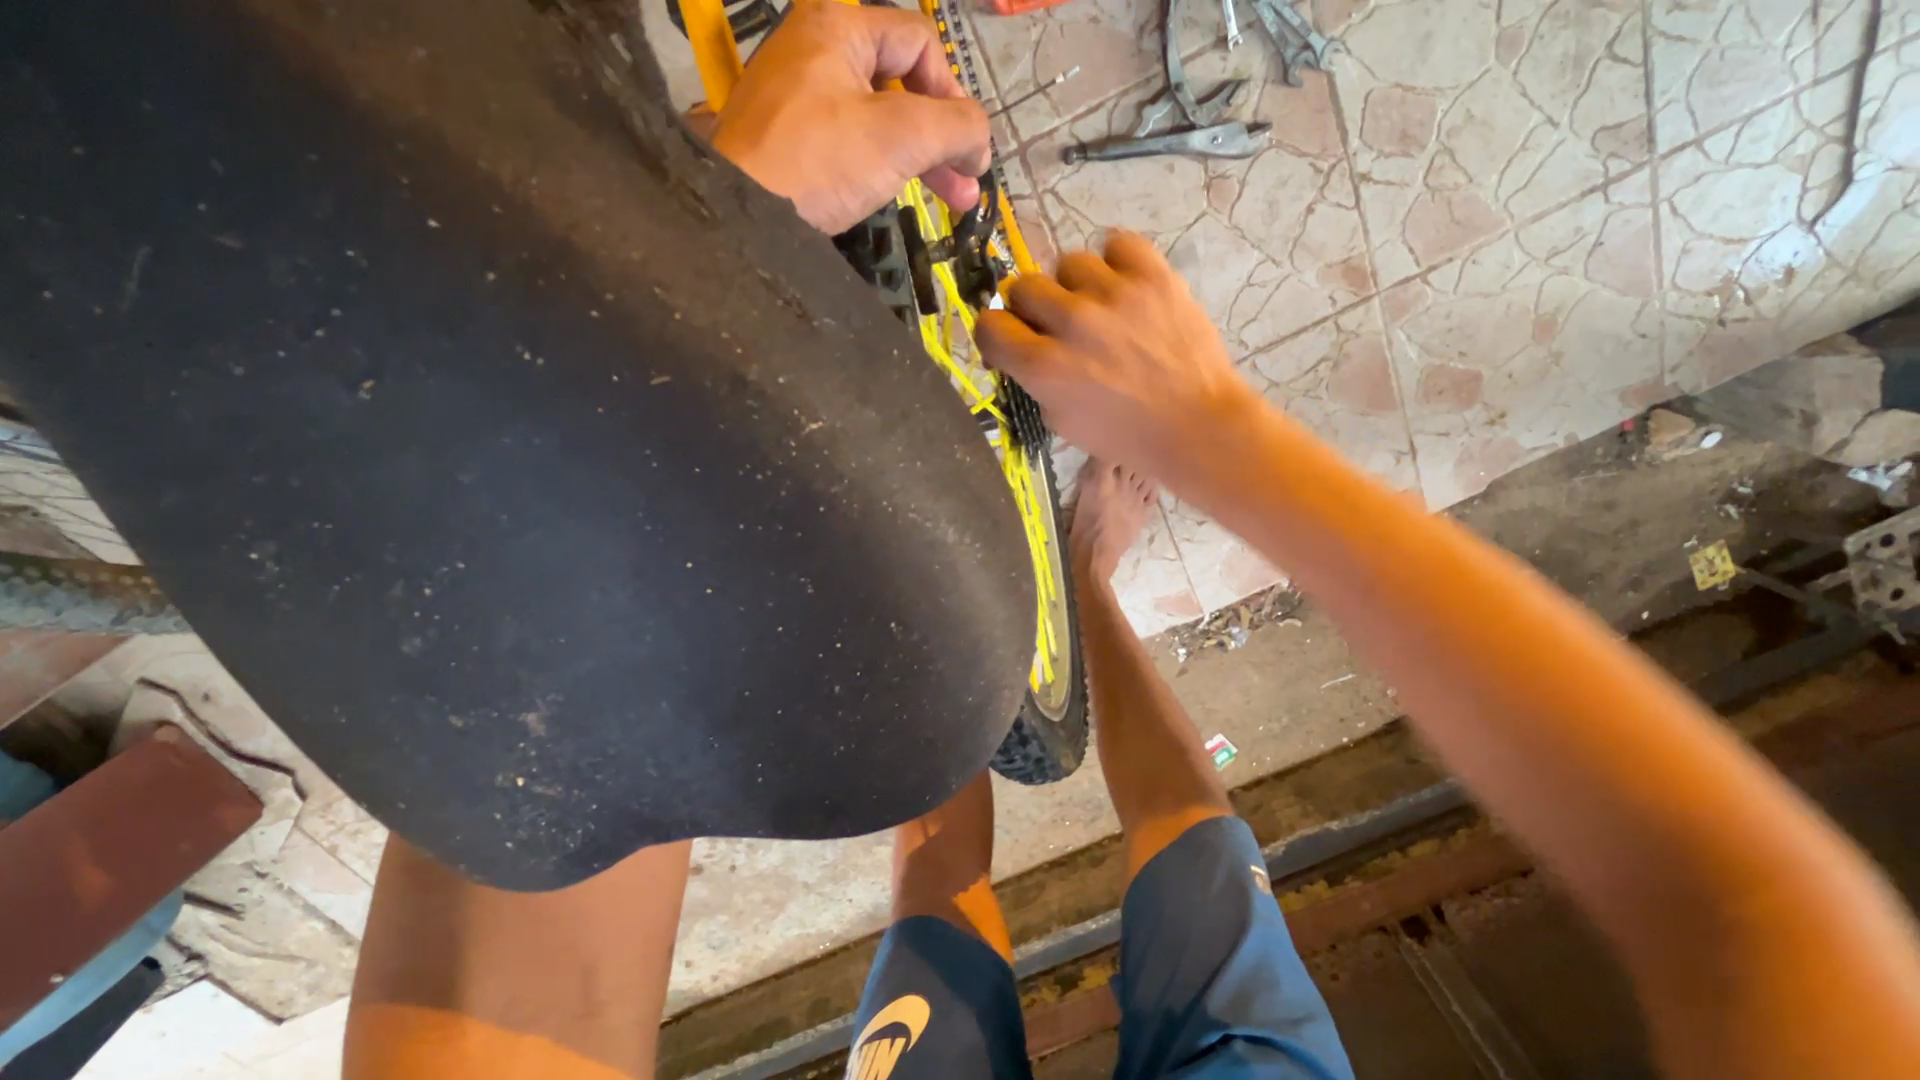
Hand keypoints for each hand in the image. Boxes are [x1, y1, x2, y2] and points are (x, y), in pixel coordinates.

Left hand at [710, 1, 991, 234]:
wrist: (740, 214)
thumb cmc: (820, 162)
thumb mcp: (901, 137)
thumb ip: (956, 126)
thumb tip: (980, 138)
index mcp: (838, 26)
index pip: (921, 44)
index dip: (954, 94)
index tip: (968, 148)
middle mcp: (816, 48)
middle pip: (902, 81)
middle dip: (943, 135)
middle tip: (969, 182)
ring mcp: (799, 93)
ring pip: (880, 115)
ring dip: (922, 156)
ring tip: (954, 200)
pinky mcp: (790, 135)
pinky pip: (851, 137)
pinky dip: (883, 162)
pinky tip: (902, 191)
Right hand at [978, 230, 1263, 475]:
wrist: (1196, 425)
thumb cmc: (1127, 435)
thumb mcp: (1061, 421)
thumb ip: (1035, 380)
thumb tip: (1024, 349)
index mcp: (1044, 367)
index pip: (989, 324)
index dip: (997, 333)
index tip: (1011, 341)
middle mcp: (1072, 323)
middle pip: (1023, 286)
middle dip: (1033, 308)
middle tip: (1056, 326)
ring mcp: (1113, 294)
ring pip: (1068, 263)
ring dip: (1075, 285)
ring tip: (1098, 306)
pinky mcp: (1153, 275)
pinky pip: (1117, 244)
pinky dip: (1116, 262)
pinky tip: (1123, 286)